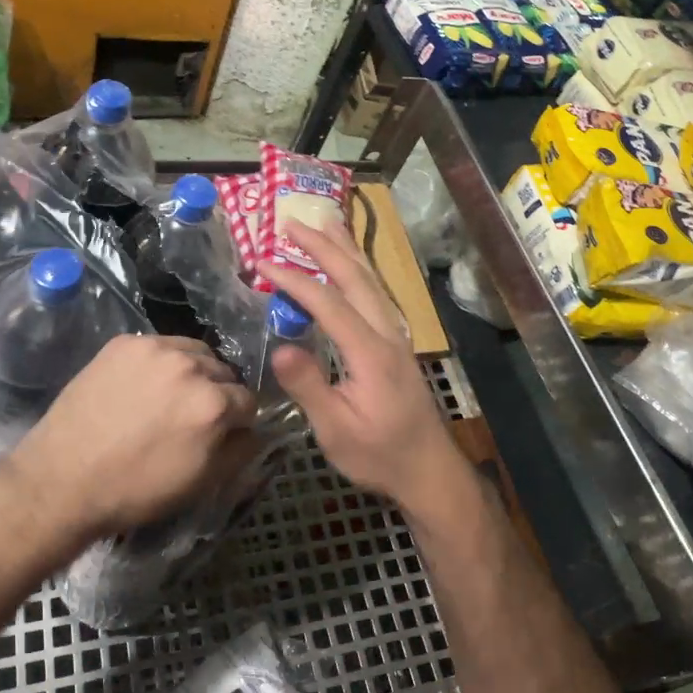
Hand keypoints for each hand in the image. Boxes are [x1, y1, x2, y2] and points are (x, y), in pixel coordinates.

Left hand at [3, 335, 259, 539]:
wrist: (63, 479)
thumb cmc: (136, 490)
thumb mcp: (200, 483)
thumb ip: (240, 451)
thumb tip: (254, 430)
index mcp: (214, 403)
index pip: (248, 400)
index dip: (236, 421)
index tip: (219, 434)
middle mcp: (190, 365)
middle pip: (223, 371)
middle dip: (215, 392)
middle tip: (189, 418)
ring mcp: (154, 348)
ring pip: (194, 352)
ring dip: (191, 372)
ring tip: (166, 398)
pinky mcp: (124, 342)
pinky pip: (160, 346)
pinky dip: (159, 363)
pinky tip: (139, 387)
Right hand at [258, 219, 470, 508]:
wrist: (429, 471)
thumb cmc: (380, 455)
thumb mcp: (337, 431)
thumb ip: (310, 387)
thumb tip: (281, 346)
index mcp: (371, 353)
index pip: (328, 304)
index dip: (294, 280)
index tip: (262, 262)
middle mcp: (387, 333)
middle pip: (356, 278)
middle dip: (323, 246)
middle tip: (292, 221)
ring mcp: (396, 335)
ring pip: (371, 280)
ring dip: (345, 249)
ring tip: (323, 222)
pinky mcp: (397, 342)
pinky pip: (376, 291)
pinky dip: (358, 267)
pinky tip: (349, 264)